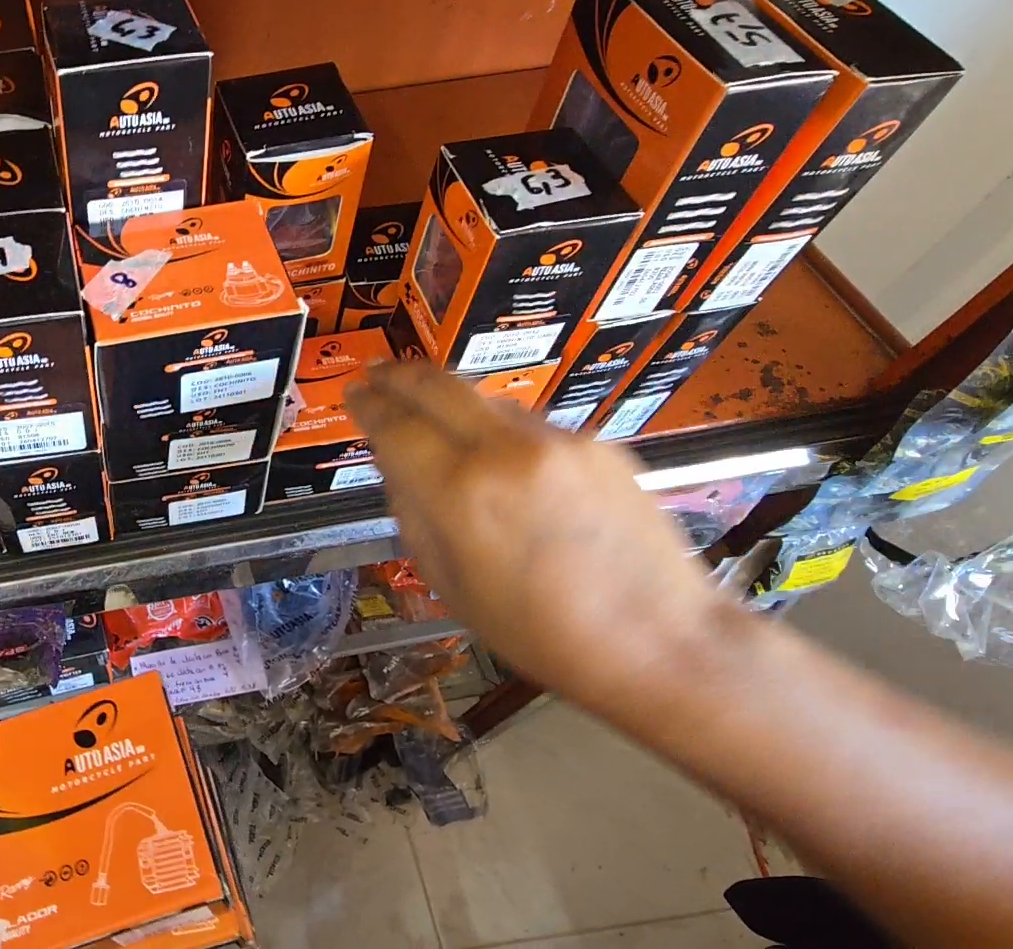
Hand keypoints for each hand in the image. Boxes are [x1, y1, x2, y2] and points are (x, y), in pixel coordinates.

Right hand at [348, 363, 730, 706]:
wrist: (659, 640)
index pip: (395, 426)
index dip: (367, 405)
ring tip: (424, 404)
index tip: (353, 393)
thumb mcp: (447, 581)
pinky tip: (491, 449)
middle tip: (374, 371)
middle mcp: (504, 450)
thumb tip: (396, 462)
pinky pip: (526, 423)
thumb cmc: (536, 630)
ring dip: (446, 397)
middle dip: (397, 375)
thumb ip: (412, 510)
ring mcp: (556, 441)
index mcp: (458, 492)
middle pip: (436, 386)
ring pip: (482, 399)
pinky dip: (494, 426)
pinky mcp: (595, 443)